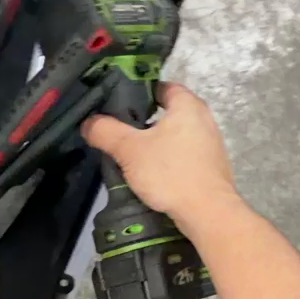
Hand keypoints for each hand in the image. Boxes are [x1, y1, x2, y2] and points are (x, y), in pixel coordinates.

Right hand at [82, 83, 242, 223]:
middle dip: (145, 122)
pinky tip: (154, 177)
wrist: (207, 212)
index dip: (140, 93)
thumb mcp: (129, 150)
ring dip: (157, 145)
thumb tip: (88, 123)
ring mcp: (211, 145)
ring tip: (133, 158)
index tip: (120, 106)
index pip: (162, 86)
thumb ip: (106, 132)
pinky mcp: (211, 168)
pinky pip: (184, 157)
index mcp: (187, 105)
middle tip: (122, 134)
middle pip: (169, 113)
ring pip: (176, 137)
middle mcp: (204, 119)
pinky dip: (169, 162)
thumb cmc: (169, 172)